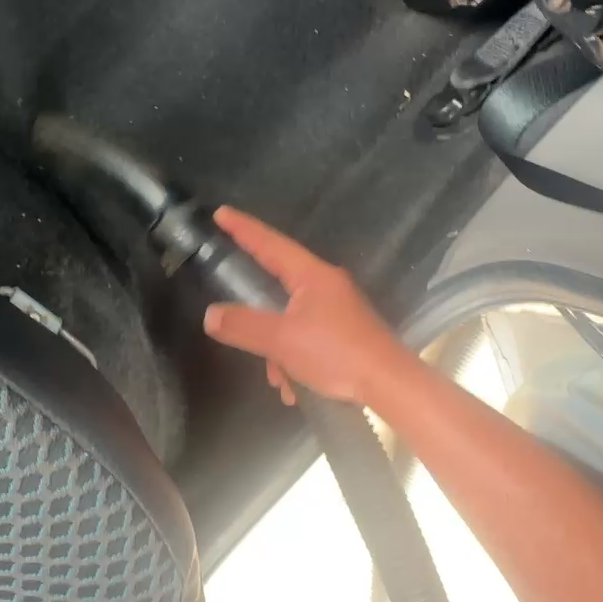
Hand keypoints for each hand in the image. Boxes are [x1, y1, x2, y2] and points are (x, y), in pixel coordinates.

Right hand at [202, 206, 406, 406]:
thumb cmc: (337, 353)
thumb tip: (211, 315)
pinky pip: (306, 339)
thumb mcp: (282, 340)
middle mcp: (326, 286)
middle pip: (279, 281)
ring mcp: (337, 311)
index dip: (243, 228)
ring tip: (278, 378)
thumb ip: (243, 326)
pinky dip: (295, 361)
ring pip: (290, 319)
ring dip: (277, 349)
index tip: (221, 213)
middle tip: (234, 296)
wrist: (390, 386)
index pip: (270, 243)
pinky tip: (295, 388)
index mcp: (312, 276)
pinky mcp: (345, 334)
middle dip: (256, 305)